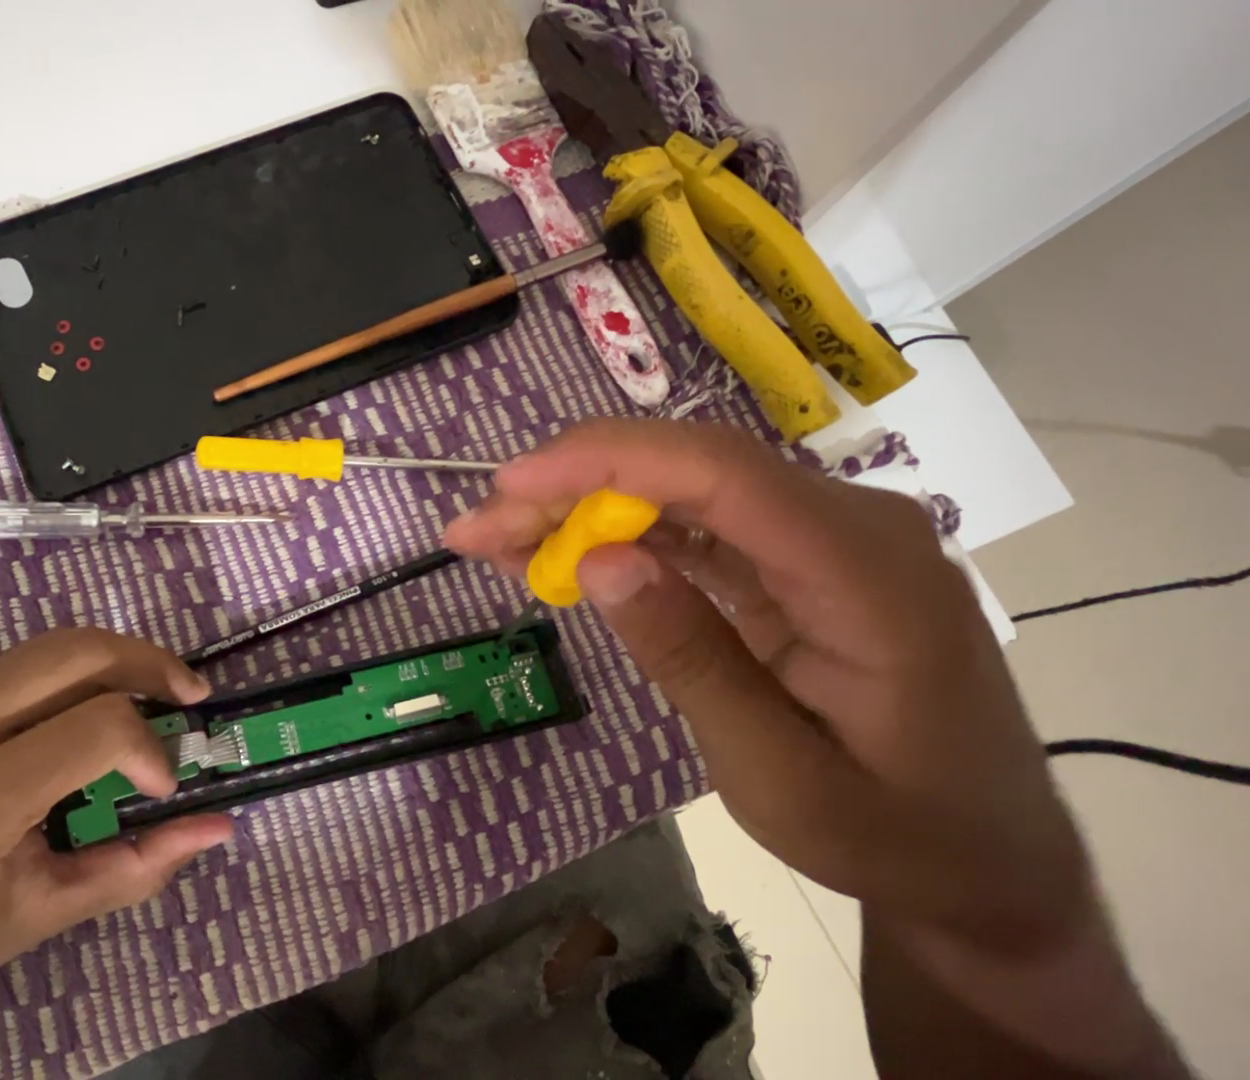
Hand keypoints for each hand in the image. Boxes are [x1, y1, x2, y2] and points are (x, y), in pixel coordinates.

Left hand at [0, 629, 233, 1079]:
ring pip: (43, 647)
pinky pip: (16, 668)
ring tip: (156, 694)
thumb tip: (215, 828)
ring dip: (111, 658)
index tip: (164, 791)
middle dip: (147, 661)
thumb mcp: (36, 918)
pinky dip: (72, 672)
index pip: (97, 725)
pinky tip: (93, 710)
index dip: (151, 749)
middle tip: (191, 696)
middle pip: (73, 651)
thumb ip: (134, 868)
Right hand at [444, 419, 1183, 1077]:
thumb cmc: (889, 832)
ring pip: (681, 493)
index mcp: (865, 573)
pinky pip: (696, 529)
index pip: (720, 473)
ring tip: (494, 540)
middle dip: (571, 488)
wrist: (983, 863)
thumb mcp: (776, 772)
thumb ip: (691, 658)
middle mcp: (850, 527)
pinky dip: (620, 539)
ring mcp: (824, 540)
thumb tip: (600, 558)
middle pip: (689, 471)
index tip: (509, 486)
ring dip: (583, 510)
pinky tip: (557, 555)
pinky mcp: (797, 562)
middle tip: (475, 530)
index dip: (605, 463)